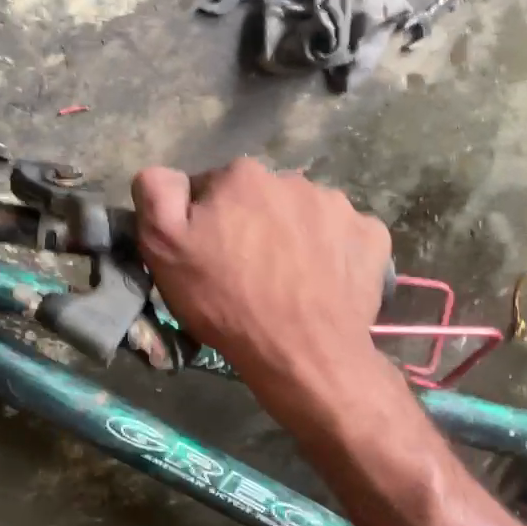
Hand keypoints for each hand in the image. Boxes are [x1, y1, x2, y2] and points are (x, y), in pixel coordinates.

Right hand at [133, 159, 393, 406]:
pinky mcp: (371, 237)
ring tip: (281, 279)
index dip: (201, 221)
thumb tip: (165, 173)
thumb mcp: (162, 246)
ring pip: (299, 214)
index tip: (203, 253)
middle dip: (246, 223)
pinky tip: (318, 280)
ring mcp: (338, 206)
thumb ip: (156, 191)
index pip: (209, 188)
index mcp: (240, 175)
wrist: (301, 352)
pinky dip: (329, 250)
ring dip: (287, 234)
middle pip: (256, 198)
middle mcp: (292, 178)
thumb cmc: (224, 298)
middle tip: (240, 270)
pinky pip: (340, 234)